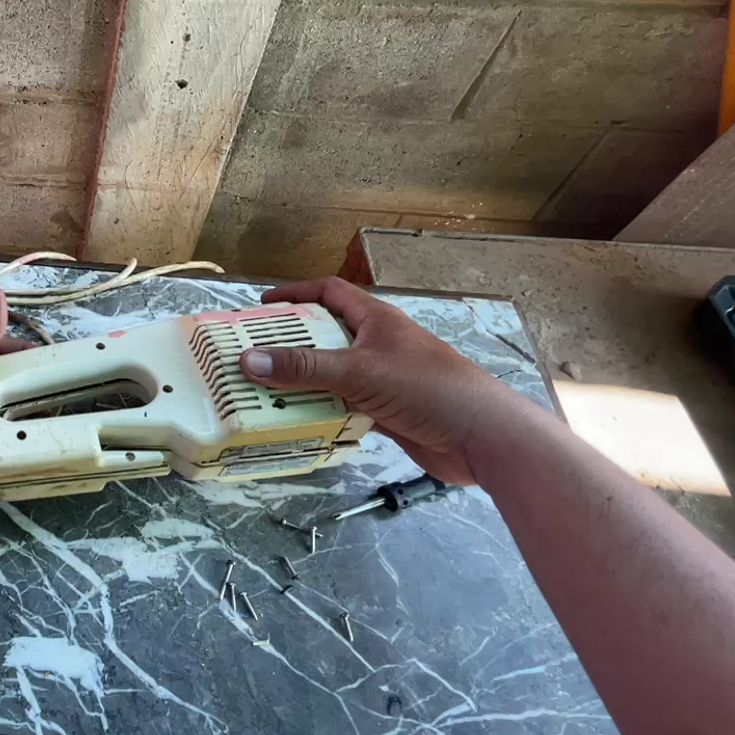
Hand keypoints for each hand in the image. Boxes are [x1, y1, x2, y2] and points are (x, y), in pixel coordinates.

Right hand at [238, 277, 537, 485]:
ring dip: (301, 382)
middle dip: (289, 344)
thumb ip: (302, 367)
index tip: (260, 305)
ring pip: (331, 374)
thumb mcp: (358, 372)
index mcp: (376, 320)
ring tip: (262, 390)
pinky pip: (341, 405)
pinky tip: (296, 420)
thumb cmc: (429, 389)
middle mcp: (378, 345)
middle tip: (252, 353)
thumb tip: (245, 359)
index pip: (329, 292)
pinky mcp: (386, 411)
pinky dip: (320, 411)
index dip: (294, 293)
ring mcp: (383, 380)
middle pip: (324, 336)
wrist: (489, 441)